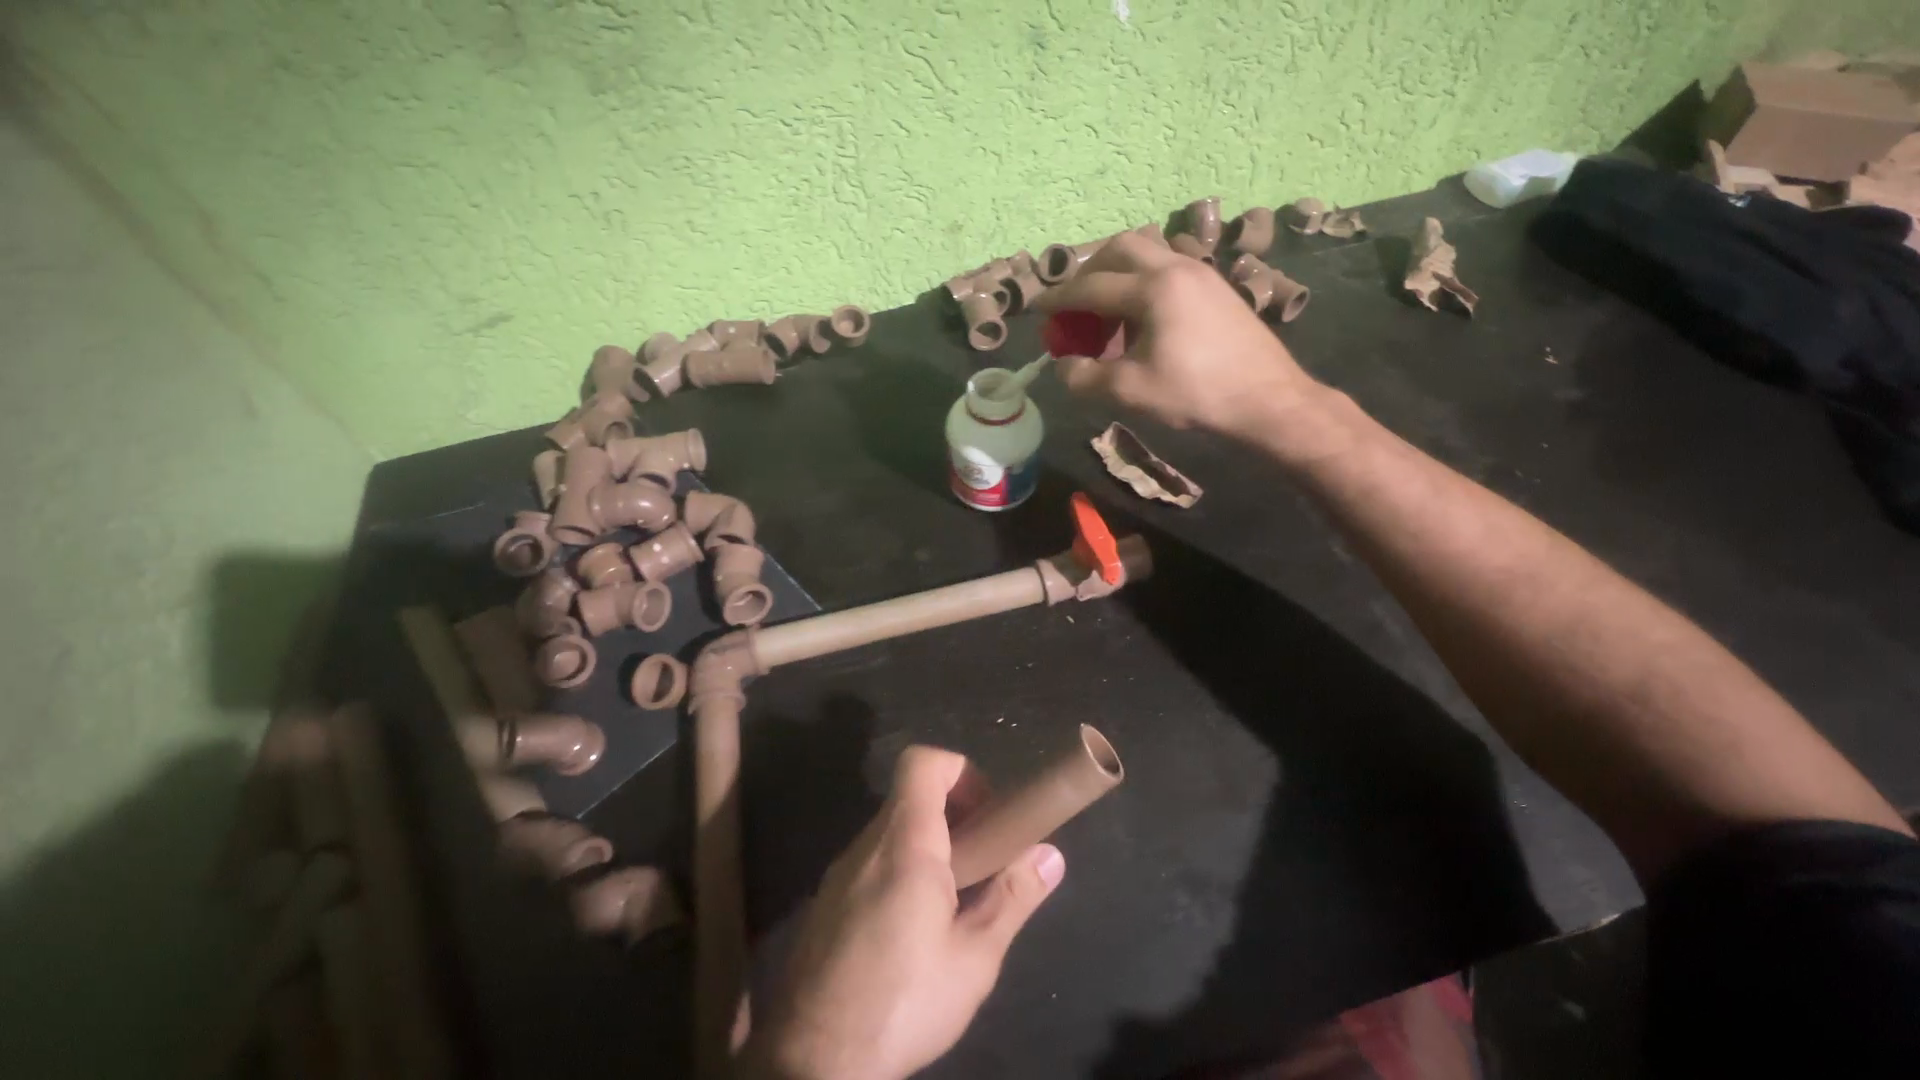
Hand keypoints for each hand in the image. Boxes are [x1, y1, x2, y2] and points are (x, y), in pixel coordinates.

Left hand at [742, 747, 1065, 1079]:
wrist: (814, 1059)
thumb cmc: (904, 1002)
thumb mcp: (973, 958)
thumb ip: (1012, 898)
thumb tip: (1050, 855)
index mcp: (906, 845)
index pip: (924, 762)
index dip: (962, 771)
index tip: (989, 815)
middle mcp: (866, 846)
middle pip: (910, 796)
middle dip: (955, 814)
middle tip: (985, 861)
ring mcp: (839, 874)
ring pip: (890, 832)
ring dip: (928, 846)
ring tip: (956, 901)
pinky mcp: (826, 904)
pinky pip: (870, 864)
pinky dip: (900, 871)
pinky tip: (915, 929)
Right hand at [1035, 232, 1323, 443]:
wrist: (1268, 399)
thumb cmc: (1197, 394)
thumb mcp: (1131, 391)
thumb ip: (1087, 377)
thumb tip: (1064, 367)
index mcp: (1153, 288)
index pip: (1090, 286)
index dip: (1058, 299)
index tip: (1037, 310)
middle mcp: (1176, 267)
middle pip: (1120, 248)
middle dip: (1089, 271)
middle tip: (1074, 303)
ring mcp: (1201, 273)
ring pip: (1148, 252)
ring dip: (1118, 273)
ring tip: (1106, 312)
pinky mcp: (1217, 288)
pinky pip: (1168, 268)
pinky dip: (1143, 282)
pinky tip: (1141, 319)